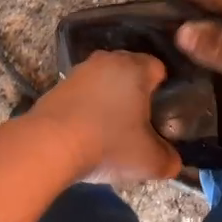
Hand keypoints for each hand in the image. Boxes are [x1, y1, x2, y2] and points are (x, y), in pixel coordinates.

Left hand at [29, 51, 181, 185]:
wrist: (49, 144)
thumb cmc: (108, 144)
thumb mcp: (150, 161)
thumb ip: (169, 159)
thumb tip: (171, 160)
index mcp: (134, 68)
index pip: (158, 68)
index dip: (165, 90)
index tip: (163, 115)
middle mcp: (106, 60)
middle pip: (130, 72)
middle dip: (137, 94)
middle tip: (141, 124)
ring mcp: (79, 70)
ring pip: (105, 81)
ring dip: (110, 100)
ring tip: (112, 131)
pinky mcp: (58, 85)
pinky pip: (83, 93)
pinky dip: (88, 107)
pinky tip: (88, 131)